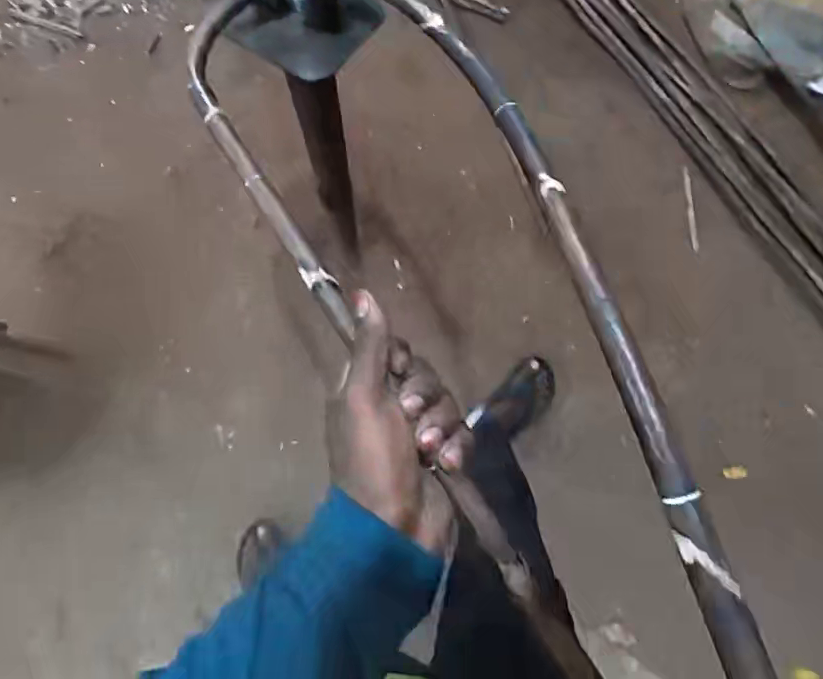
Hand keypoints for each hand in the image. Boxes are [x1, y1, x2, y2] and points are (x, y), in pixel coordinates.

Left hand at [327, 290, 471, 553]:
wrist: (395, 530)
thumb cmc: (370, 458)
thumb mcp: (363, 395)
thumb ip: (369, 346)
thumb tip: (361, 293)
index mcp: (363, 387)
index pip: (392, 350)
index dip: (401, 359)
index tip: (398, 370)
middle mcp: (390, 404)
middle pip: (423, 374)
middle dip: (425, 395)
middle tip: (412, 418)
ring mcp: (418, 430)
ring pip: (446, 402)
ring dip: (441, 425)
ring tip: (429, 450)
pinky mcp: (444, 453)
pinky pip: (461, 433)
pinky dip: (456, 447)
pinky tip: (447, 464)